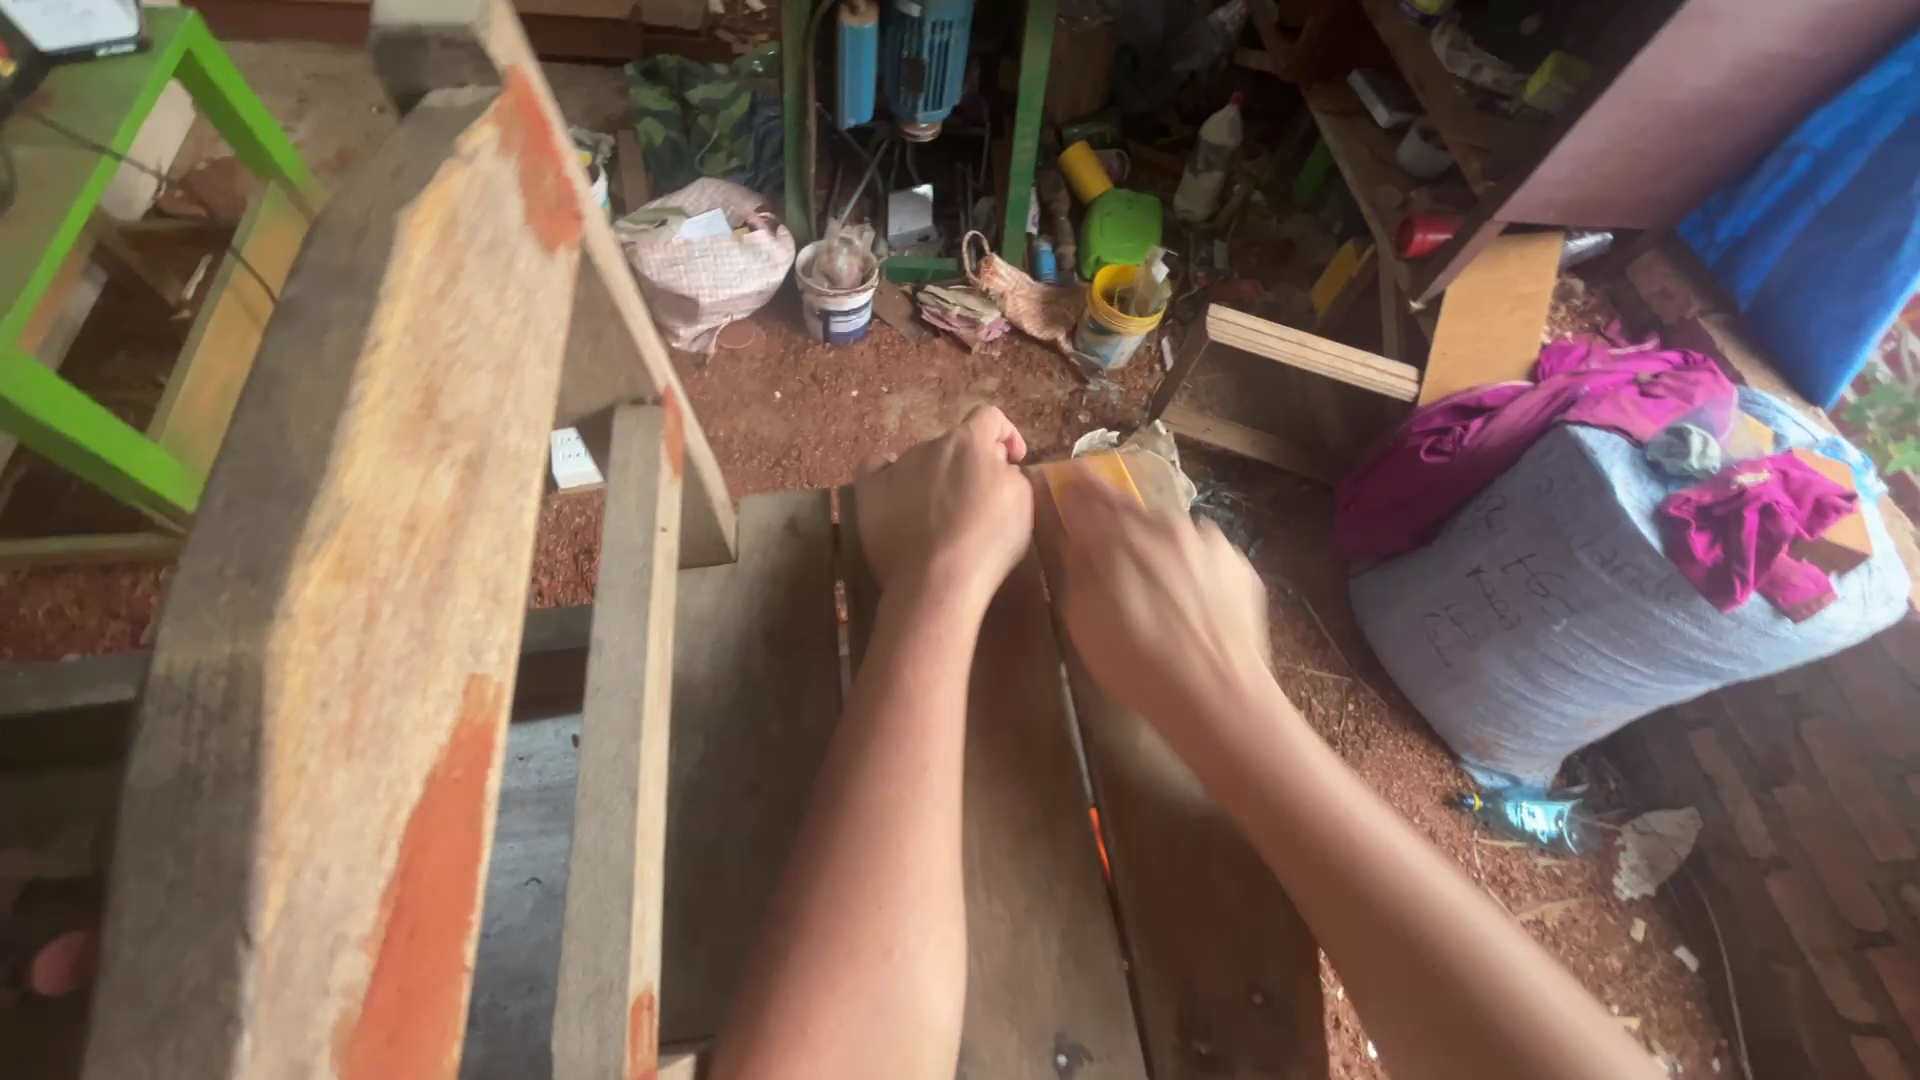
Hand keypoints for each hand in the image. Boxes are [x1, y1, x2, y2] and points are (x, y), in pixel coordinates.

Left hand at [854, 406, 1033, 610]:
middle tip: (978, 499)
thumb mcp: (1022, 502)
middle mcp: (929, 445)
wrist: (936, 582)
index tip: (1012, 459)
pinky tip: (898, 495)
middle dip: (969, 463)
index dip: (1005, 433)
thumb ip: (1010, 472)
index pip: (989, 416)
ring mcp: (895, 467)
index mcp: (968, 442)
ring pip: (920, 460)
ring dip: (935, 475)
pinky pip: (877, 469)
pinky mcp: (869, 492)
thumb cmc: (987, 543)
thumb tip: (996, 464)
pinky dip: (890, 476)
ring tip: (939, 513)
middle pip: (954, 443)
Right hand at [1051, 469, 1272, 731]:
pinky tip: (1184, 592)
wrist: (1218, 695)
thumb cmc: (1136, 663)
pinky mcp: (1237, 563)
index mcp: (1119, 537)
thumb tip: (1076, 539)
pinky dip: (1186, 560)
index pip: (1088, 496)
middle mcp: (1164, 526)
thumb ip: (1076, 568)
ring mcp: (1207, 541)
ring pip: (1169, 527)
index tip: (1069, 478)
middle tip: (1103, 524)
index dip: (1076, 486)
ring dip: (1153, 537)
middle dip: (1113, 510)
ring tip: (1149, 571)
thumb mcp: (1083, 619)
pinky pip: (1201, 550)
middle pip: (1130, 506)